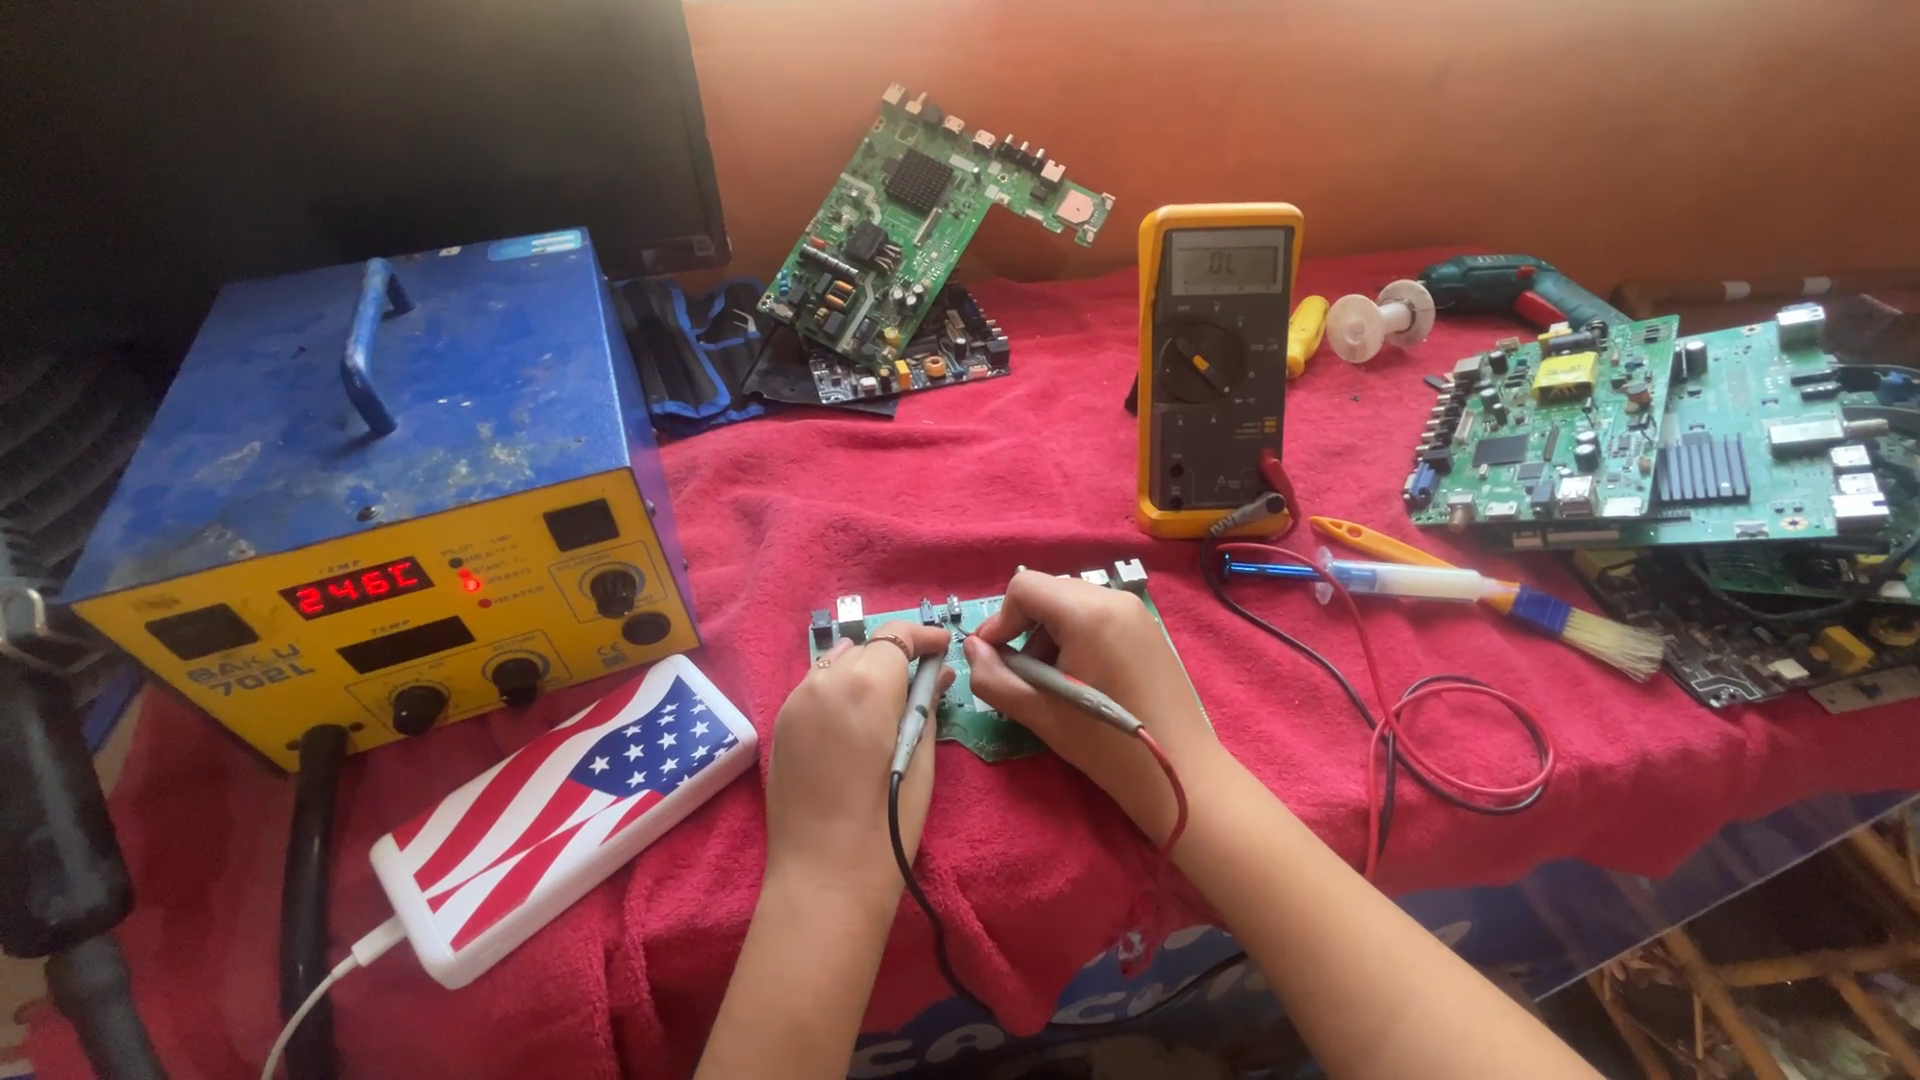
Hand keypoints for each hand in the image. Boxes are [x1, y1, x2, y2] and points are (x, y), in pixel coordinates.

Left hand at [765, 621, 956, 908]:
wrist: (822, 879)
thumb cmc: (886, 824)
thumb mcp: (919, 762)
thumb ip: (926, 707)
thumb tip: (936, 675)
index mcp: (864, 685)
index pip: (896, 636)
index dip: (923, 637)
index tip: (944, 646)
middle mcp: (824, 682)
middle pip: (866, 647)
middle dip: (896, 655)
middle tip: (921, 681)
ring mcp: (794, 702)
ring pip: (836, 663)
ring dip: (864, 669)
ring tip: (887, 699)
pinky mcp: (779, 726)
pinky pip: (814, 687)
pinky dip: (838, 687)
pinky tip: (854, 717)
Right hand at [965, 571, 1222, 842]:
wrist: (1184, 774)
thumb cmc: (1107, 746)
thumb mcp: (1040, 715)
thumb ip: (995, 678)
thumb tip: (973, 649)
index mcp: (1088, 613)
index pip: (1024, 587)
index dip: (1000, 620)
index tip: (995, 659)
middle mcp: (1114, 599)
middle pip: (1048, 592)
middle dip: (1024, 628)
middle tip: (1022, 675)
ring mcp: (1136, 612)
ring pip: (1071, 603)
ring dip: (1048, 634)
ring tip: (1052, 682)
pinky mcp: (1148, 629)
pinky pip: (1097, 616)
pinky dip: (1075, 636)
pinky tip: (1081, 679)